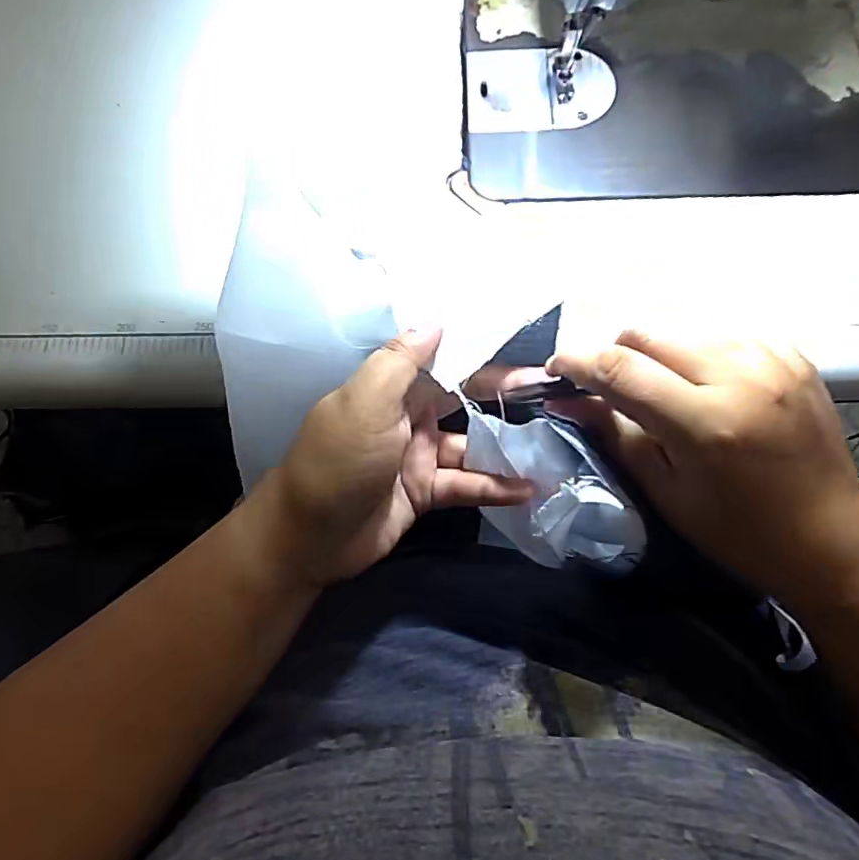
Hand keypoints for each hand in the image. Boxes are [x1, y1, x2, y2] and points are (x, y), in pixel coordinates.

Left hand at [254, 329, 532, 587]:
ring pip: (470, 446)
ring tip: (548, 450)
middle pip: (462, 400)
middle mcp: (407, 417)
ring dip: (505, 449)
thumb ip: (400, 362)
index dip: (479, 354)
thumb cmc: (337, 462)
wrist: (308, 538)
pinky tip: (525, 490)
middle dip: (502, 396)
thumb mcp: (364, 403)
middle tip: (550, 393)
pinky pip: (465, 485)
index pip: (442, 361)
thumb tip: (435, 321)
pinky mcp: (425, 493)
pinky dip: (493, 487)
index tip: (521, 347)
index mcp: (391, 389)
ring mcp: (417, 457)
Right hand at [546, 330, 858, 599]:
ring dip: (659, 359)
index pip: (620, 369)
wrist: (831, 535)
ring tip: (667, 398)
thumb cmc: (740, 532)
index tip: (557, 369)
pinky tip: (708, 391)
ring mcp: (771, 360)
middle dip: (617, 359)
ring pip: (682, 334)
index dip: (578, 363)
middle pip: (647, 336)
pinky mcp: (792, 356)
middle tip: (610, 393)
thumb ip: (616, 435)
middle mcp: (739, 377)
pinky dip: (700, 359)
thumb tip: (569, 401)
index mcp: (705, 422)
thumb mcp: (667, 491)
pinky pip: (722, 338)